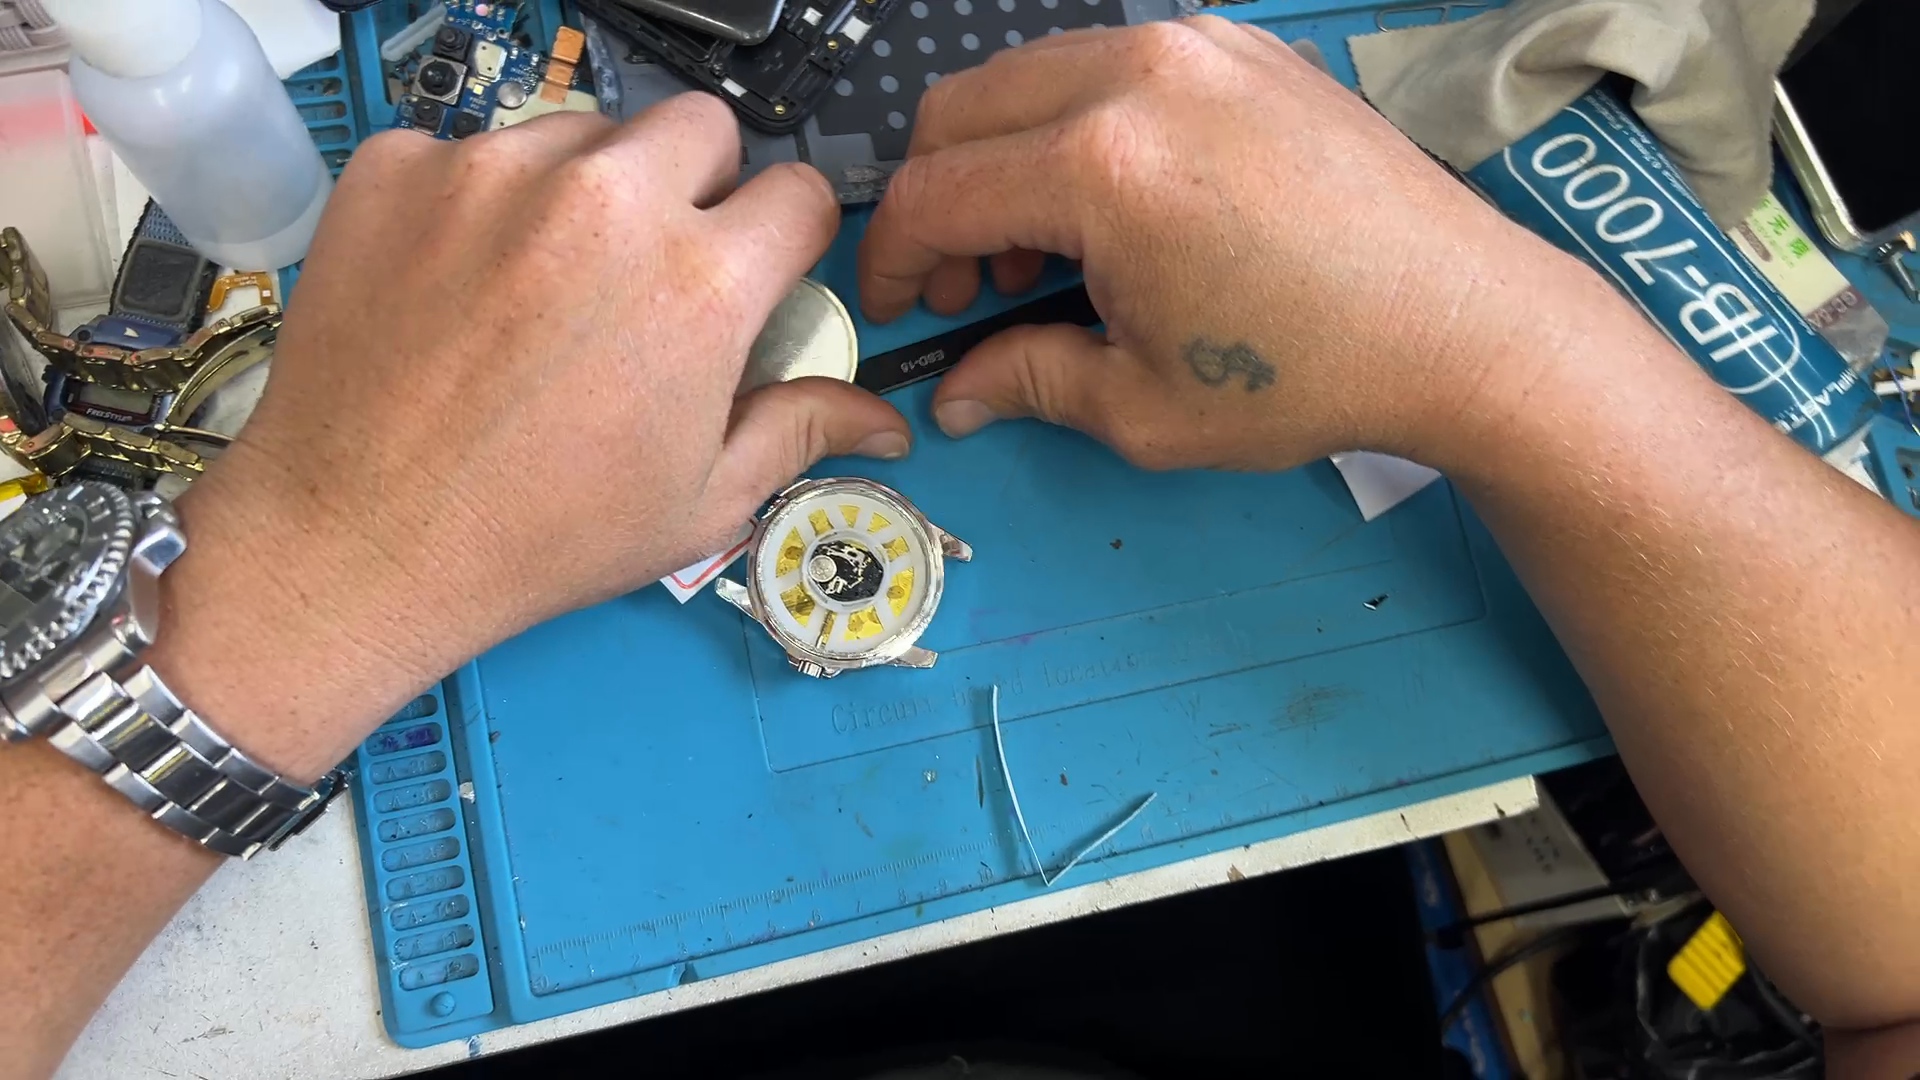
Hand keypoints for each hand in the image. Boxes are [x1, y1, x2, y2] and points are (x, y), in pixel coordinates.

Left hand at [152, 94, 909, 772]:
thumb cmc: (560, 533)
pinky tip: (483, 281)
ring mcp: (490, 171)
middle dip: (713, 186)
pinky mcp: (396, 170)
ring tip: (575, 277)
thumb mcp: (710, 497)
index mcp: (701, 285)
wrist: (369, 543)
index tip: (773, 271)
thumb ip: (807, 430)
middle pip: (705, 127)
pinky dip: (505, 200)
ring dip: (611, 188)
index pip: (800, 194)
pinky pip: (486, 148)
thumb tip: (891, 421)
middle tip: (679, 265)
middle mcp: (605, 202)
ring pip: (597, 129)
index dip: (798, 235)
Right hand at [858, 18, 1578, 469]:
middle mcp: (1137, 73)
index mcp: (1101, 167)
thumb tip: (953, 396)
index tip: (889, 307)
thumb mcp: (1138, 407)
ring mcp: (1195, 43)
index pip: (934, 194)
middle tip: (960, 289)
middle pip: (959, 113)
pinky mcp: (1237, 49)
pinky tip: (1104, 211)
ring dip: (996, 169)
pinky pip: (1102, 73)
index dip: (888, 259)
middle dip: (932, 206)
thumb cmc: (1299, 380)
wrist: (1461, 326)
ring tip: (1035, 259)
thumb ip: (1025, 382)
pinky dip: (1063, 139)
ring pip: (1026, 83)